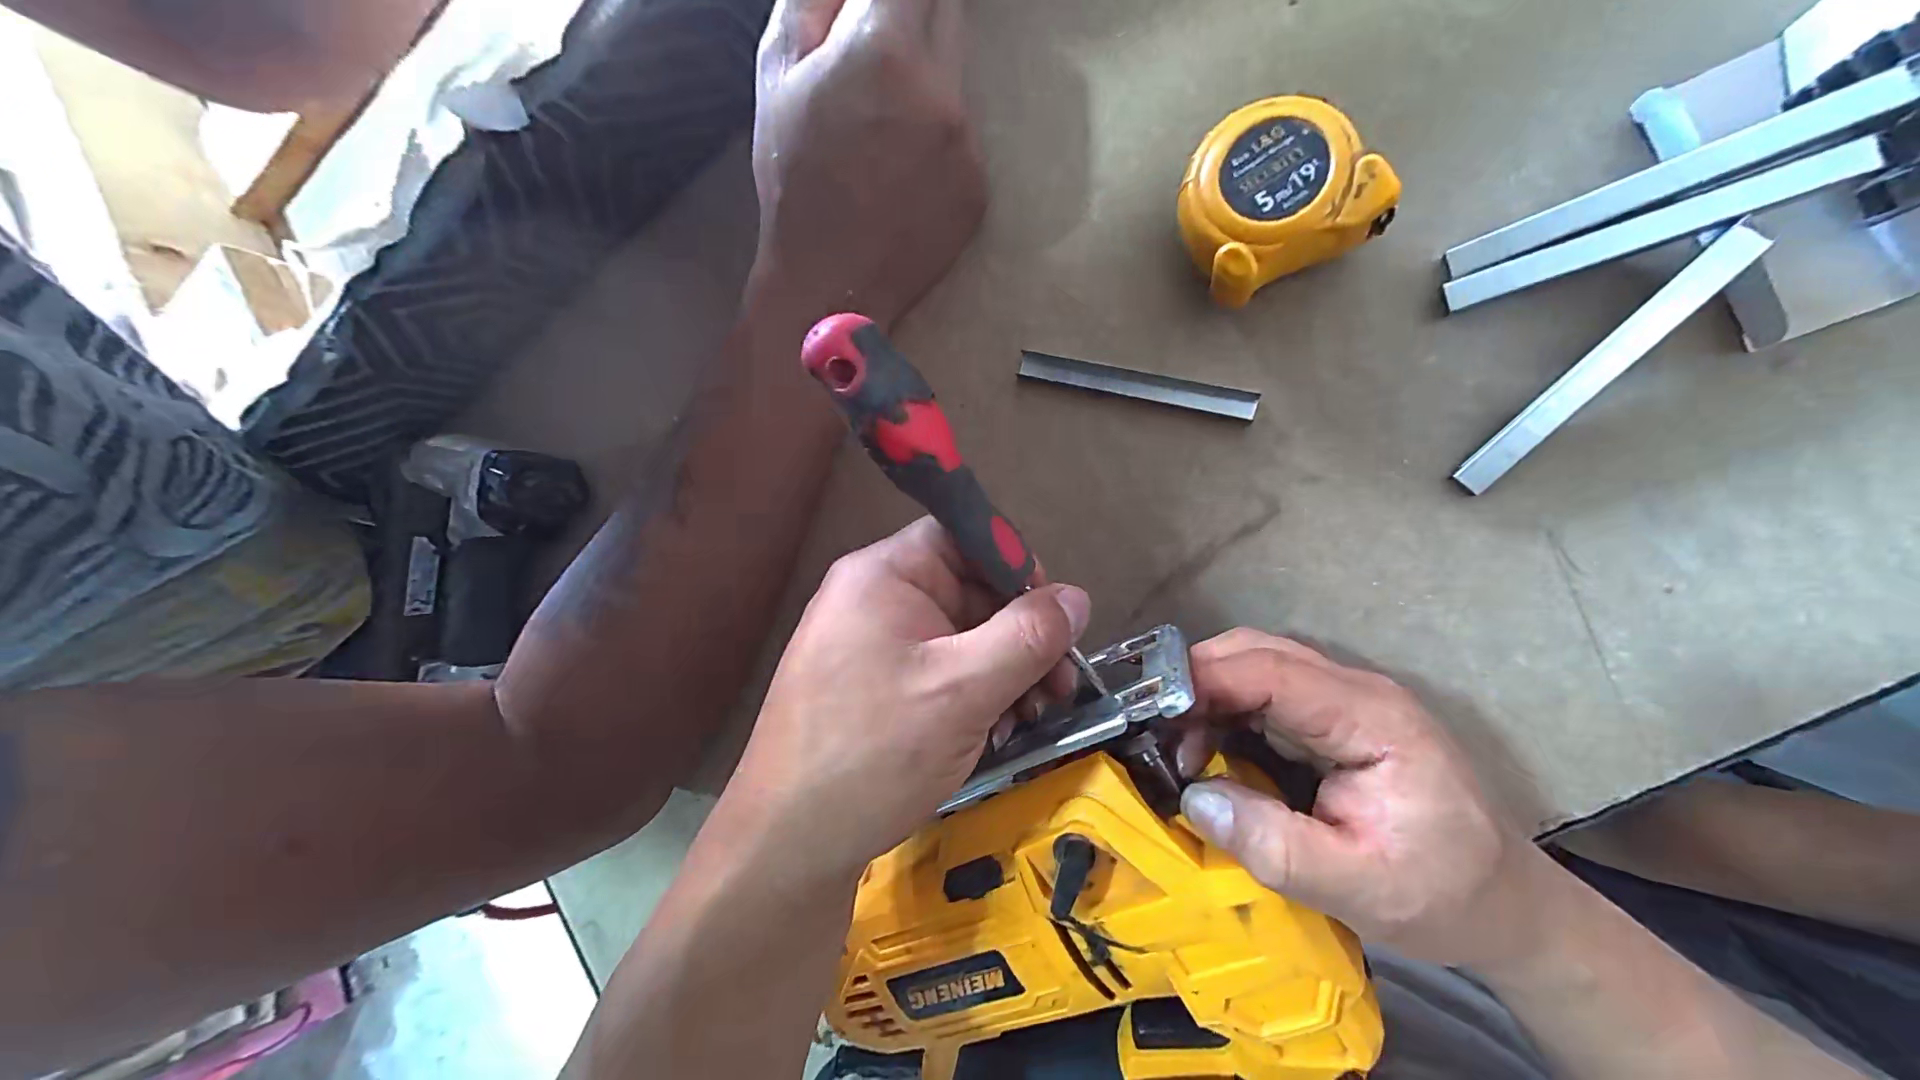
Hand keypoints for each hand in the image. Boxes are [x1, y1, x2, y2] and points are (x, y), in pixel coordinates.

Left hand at [726, 518, 1088, 871]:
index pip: (961, 536)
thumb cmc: (875, 751)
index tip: (1054, 618)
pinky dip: (975, 694)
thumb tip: (1077, 596)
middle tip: (1059, 686)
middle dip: (1020, 636)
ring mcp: (870, 646)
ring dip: (1005, 672)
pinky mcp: (873, 688)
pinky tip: (995, 732)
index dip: (1014, 566)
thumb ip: (1027, 636)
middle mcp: (873, 599)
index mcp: (883, 575)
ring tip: (1032, 719)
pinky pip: (939, 671)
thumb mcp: (964, 688)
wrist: (788, 845)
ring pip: (960, 637)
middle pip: (967, 592)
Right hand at [752, 0, 985, 325]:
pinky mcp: (979, 189)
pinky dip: (941, 144)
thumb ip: (811, 5)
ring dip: (927, 85)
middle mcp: (942, 90)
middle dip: (913, 23)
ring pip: (956, 82)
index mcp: (886, 50)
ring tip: (885, 132)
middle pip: (947, 15)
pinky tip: (905, 177)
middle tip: (878, 63)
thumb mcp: (777, 78)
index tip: (873, 15)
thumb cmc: (793, 185)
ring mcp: (969, 145)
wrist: (831, 285)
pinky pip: (965, 143)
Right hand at [1176, 630, 1560, 970]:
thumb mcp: (1361, 889)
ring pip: (1254, 664)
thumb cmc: (1444, 896)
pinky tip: (1207, 747)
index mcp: (1371, 718)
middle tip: (1157, 730)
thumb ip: (1276, 846)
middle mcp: (1355, 691)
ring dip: (1206, 695)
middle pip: (1256, 652)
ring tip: (1179, 746)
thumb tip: (1194, 797)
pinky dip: (1223, 710)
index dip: (1204, 679)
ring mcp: (1344, 700)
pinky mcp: (1330, 717)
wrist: (1507, 906)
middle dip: (1196, 681)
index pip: (1271, 669)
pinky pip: (1262, 692)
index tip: (1152, 711)